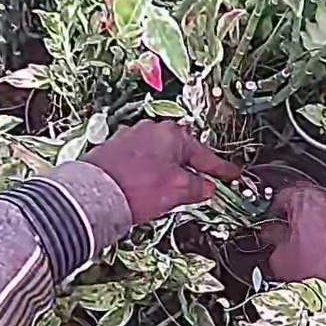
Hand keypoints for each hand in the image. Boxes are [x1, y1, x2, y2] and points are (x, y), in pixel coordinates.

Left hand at [85, 121, 241, 224]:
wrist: (92, 195)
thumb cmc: (139, 188)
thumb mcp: (177, 191)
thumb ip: (198, 188)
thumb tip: (207, 187)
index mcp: (173, 135)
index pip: (205, 155)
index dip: (221, 169)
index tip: (232, 175)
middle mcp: (152, 130)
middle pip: (181, 151)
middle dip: (192, 168)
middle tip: (203, 184)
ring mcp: (130, 137)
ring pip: (160, 155)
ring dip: (169, 170)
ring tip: (172, 189)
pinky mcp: (113, 149)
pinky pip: (141, 159)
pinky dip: (150, 172)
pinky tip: (148, 185)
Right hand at [260, 184, 325, 322]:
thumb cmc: (324, 275)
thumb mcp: (282, 260)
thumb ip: (273, 239)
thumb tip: (272, 237)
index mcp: (307, 199)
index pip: (282, 194)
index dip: (272, 209)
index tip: (270, 220)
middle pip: (306, 198)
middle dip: (294, 212)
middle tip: (284, 230)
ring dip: (315, 220)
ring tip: (305, 243)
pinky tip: (325, 250)